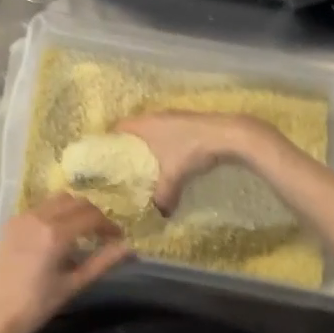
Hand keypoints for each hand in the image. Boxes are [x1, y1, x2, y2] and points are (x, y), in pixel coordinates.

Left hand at [0, 194, 131, 332]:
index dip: (108, 225)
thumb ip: (103, 262)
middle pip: (76, 201)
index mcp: (56, 234)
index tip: (117, 238)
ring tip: (81, 231)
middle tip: (102, 234)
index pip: (91, 216)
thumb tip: (129, 248)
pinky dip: (55, 213)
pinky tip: (58, 233)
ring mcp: (23, 216)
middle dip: (93, 214)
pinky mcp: (12, 221)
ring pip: (57, 199)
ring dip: (74, 210)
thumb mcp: (75, 284)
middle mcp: (39, 217)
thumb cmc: (39, 303)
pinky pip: (40, 207)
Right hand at [116, 111, 288, 212]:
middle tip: (125, 168)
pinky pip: (167, 133)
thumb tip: (158, 215)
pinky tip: (170, 161)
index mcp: (144, 124)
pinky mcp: (188, 122)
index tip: (106, 159)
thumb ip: (162, 197)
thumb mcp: (173, 177)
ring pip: (153, 132)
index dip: (110, 141)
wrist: (227, 135)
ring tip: (147, 167)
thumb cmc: (191, 150)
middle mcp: (155, 117)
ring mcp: (173, 117)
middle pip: (135, 130)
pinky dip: (165, 146)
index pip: (118, 128)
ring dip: (150, 147)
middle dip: (130, 148)